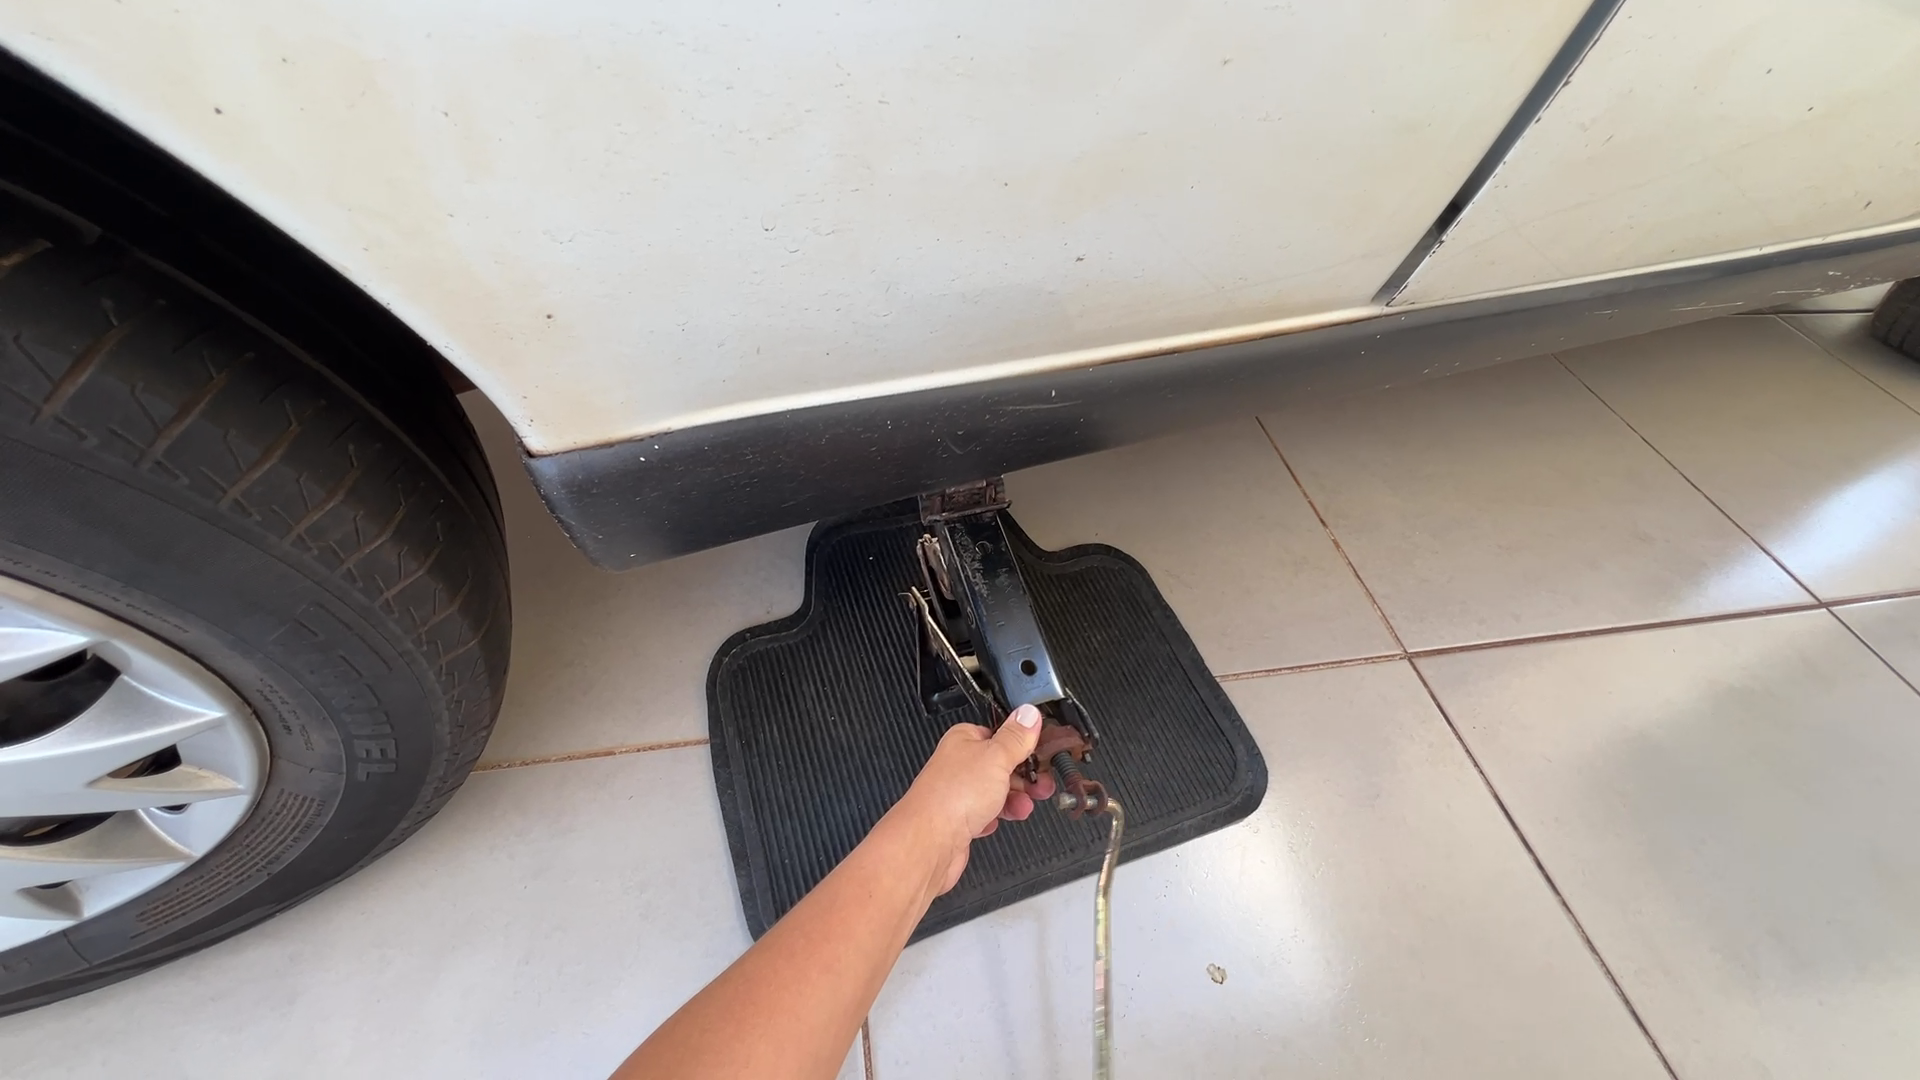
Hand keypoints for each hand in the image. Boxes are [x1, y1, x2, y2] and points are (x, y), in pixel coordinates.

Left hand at [890, 704, 1058, 896]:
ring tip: (1025, 806)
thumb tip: (1028, 713)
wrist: (930, 841)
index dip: (1023, 745)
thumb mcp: (997, 757)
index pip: (999, 734)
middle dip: (1024, 777)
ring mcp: (958, 792)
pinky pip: (985, 813)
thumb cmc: (953, 795)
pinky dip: (998, 815)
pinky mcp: (959, 819)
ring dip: (1015, 798)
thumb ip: (1016, 737)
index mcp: (965, 739)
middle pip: (1000, 765)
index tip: (1042, 755)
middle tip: (1042, 785)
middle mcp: (959, 763)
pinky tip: (1001, 819)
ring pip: (995, 791)